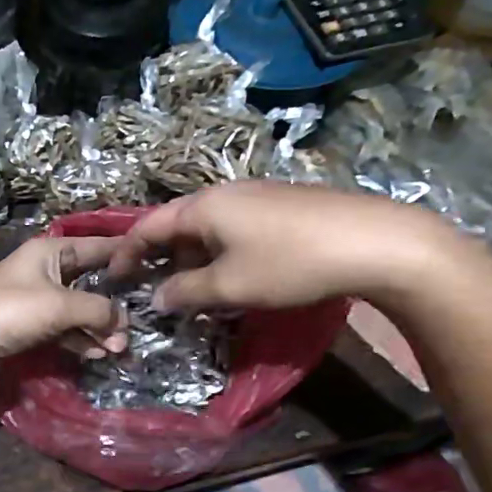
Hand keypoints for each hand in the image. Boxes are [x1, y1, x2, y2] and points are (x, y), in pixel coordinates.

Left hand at [0, 236, 127, 364]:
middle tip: (136, 329)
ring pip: (79, 310)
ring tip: (118, 349)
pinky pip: (64, 329)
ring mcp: (36, 299)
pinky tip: (97, 354)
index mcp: (51, 250)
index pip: (99, 246)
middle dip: (114, 307)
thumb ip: (99, 310)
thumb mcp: (60, 305)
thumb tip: (125, 324)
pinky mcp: (29, 326)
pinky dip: (80, 340)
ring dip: (99, 329)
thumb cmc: (9, 311)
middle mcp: (45, 270)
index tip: (160, 268)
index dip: (128, 256)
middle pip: (91, 283)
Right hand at [108, 182, 465, 311]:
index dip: (126, 253)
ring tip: (192, 289)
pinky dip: (218, 251)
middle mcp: (224, 193)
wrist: (377, 242)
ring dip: (190, 258)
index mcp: (203, 206)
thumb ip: (184, 292)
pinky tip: (231, 275)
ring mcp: (256, 196)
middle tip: (153, 288)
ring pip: (206, 227)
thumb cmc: (290, 264)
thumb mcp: (228, 286)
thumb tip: (157, 298)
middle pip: (176, 224)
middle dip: (159, 257)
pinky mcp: (282, 205)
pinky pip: (233, 228)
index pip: (147, 226)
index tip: (114, 279)